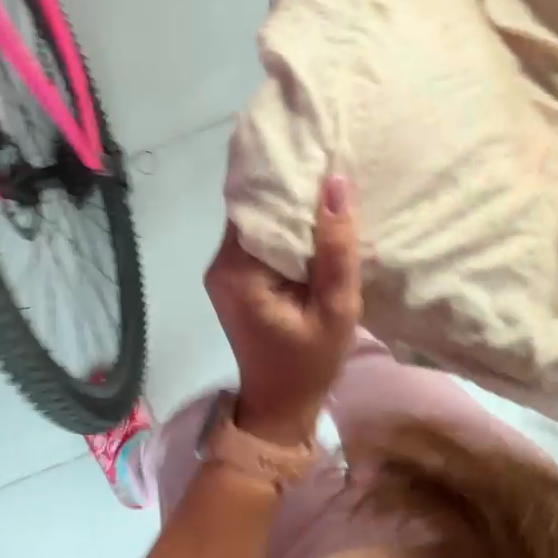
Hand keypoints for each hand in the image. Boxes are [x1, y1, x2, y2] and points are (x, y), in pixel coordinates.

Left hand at [204, 175, 361, 446]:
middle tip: (330, 159)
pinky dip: (285, 232)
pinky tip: (316, 221)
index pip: (255, 204)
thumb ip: (337, 249)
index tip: (319, 149)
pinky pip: (260, 243)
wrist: (280, 408)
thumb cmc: (309, 364)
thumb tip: (337, 183)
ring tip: (328, 185)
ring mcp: (224, 273)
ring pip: (257, 224)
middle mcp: (220, 265)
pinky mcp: (234, 281)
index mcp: (237, 270)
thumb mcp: (336, 310)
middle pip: (253, 210)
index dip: (285, 176)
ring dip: (289, 210)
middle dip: (289, 189)